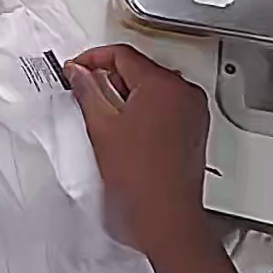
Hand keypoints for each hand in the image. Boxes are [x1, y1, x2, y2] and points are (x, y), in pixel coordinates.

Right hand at [64, 44, 212, 261]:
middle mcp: (184, 93)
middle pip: (140, 68)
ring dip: (127, 92)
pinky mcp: (194, 128)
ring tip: (104, 112)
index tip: (77, 68)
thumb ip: (87, 90)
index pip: (123, 54)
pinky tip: (126, 126)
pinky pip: (167, 104)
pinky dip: (145, 107)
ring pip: (154, 86)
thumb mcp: (102, 127)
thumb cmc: (140, 180)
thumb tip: (78, 72)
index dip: (93, 58)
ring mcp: (193, 111)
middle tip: (85, 88)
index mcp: (163, 85)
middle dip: (110, 76)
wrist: (165, 218)